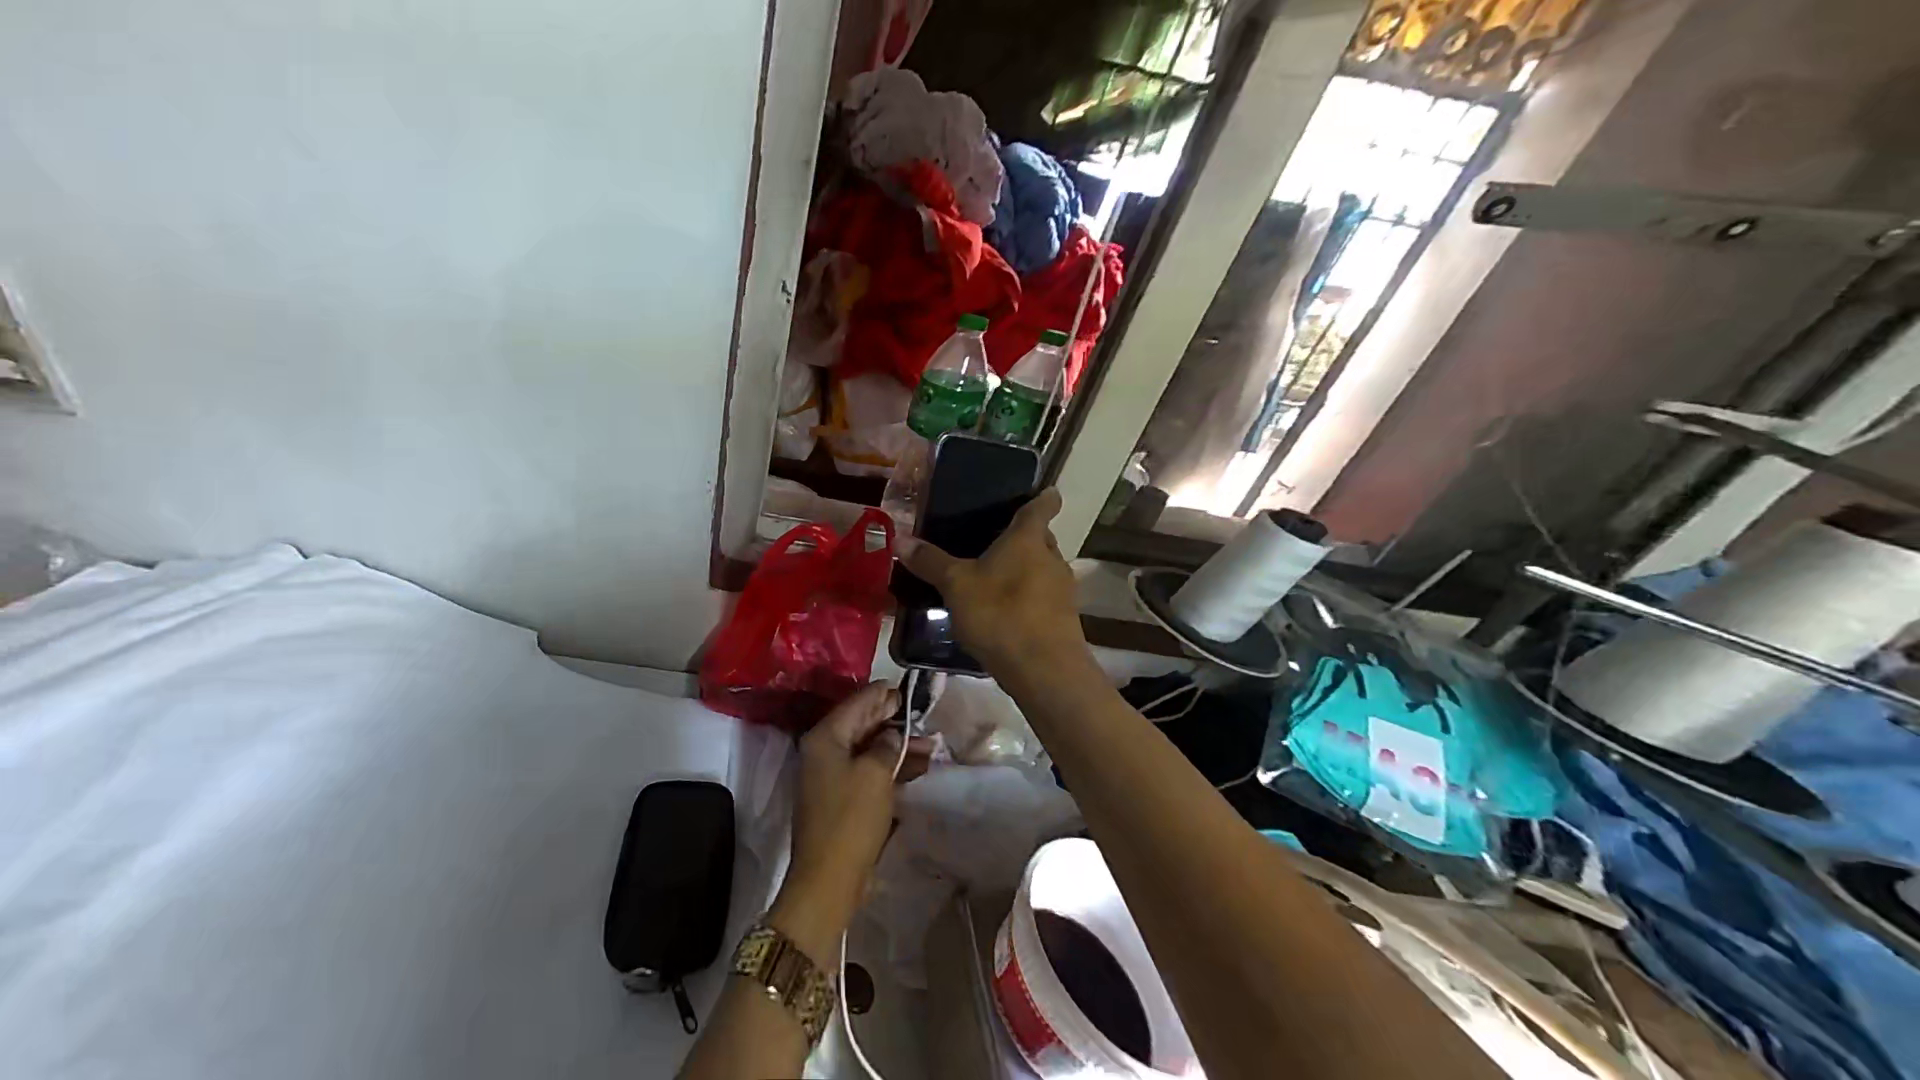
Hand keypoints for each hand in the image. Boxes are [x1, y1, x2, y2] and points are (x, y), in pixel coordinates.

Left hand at [771, 682, 928, 960]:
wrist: (829, 879)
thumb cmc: (851, 818)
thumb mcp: (875, 773)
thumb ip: (887, 744)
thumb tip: (892, 734)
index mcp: (826, 738)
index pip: (859, 702)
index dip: (885, 694)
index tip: (911, 690)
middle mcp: (824, 752)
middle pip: (863, 725)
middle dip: (895, 722)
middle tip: (926, 717)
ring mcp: (832, 777)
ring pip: (869, 750)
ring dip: (898, 747)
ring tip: (931, 745)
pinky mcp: (841, 799)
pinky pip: (868, 772)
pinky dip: (891, 768)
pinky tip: (917, 768)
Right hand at [896, 488, 1089, 677]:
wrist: (1043, 669)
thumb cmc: (1000, 613)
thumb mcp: (956, 586)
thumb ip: (930, 562)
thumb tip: (899, 538)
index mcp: (1029, 539)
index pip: (1043, 506)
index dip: (1043, 497)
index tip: (1044, 492)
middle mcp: (1052, 558)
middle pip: (1042, 539)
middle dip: (1025, 538)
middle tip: (995, 540)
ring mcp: (1062, 590)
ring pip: (1043, 569)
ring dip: (1025, 571)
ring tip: (994, 578)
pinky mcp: (1064, 619)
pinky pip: (1043, 598)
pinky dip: (1027, 598)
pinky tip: (1004, 613)